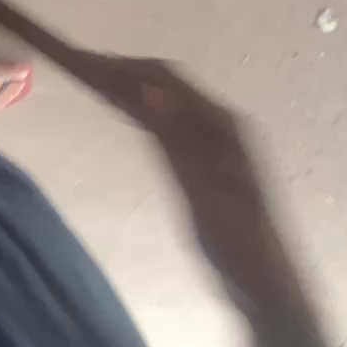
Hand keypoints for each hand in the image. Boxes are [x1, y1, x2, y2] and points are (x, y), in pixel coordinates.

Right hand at [75, 53, 280, 260]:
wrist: (267, 286)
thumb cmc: (237, 243)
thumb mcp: (203, 192)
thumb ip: (177, 140)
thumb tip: (149, 91)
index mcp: (222, 122)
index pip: (165, 78)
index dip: (125, 67)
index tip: (87, 61)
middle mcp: (220, 121)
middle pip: (164, 82)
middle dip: (123, 71)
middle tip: (80, 66)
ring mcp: (216, 137)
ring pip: (165, 99)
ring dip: (130, 87)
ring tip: (92, 79)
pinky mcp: (206, 156)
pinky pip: (168, 119)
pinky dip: (142, 108)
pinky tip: (122, 108)